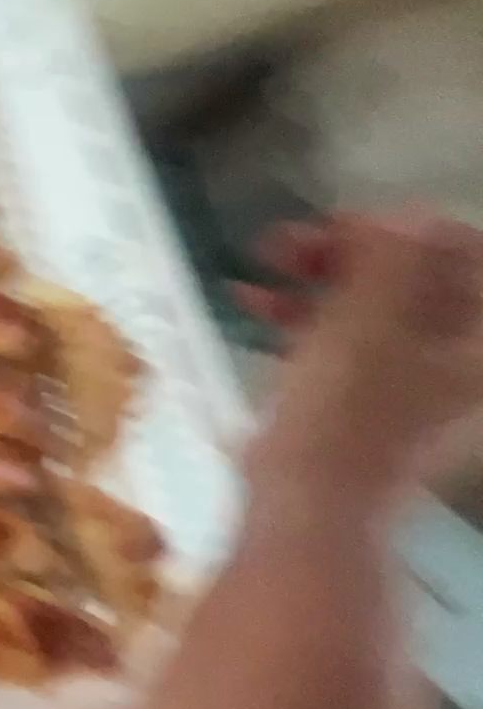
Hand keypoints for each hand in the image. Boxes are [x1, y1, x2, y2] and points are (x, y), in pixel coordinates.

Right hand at [234, 208, 482, 511]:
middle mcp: (466, 355)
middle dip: (351, 253)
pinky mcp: (368, 391)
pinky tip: (247, 300)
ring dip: (317, 279)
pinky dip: (301, 314)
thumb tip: (404, 212)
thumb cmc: (345, 413)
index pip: (466, 257)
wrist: (310, 496)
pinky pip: (345, 336)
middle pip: (418, 278)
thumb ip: (390, 267)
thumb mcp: (364, 330)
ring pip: (374, 304)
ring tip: (260, 264)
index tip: (336, 224)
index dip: (403, 232)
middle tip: (286, 242)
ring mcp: (418, 375)